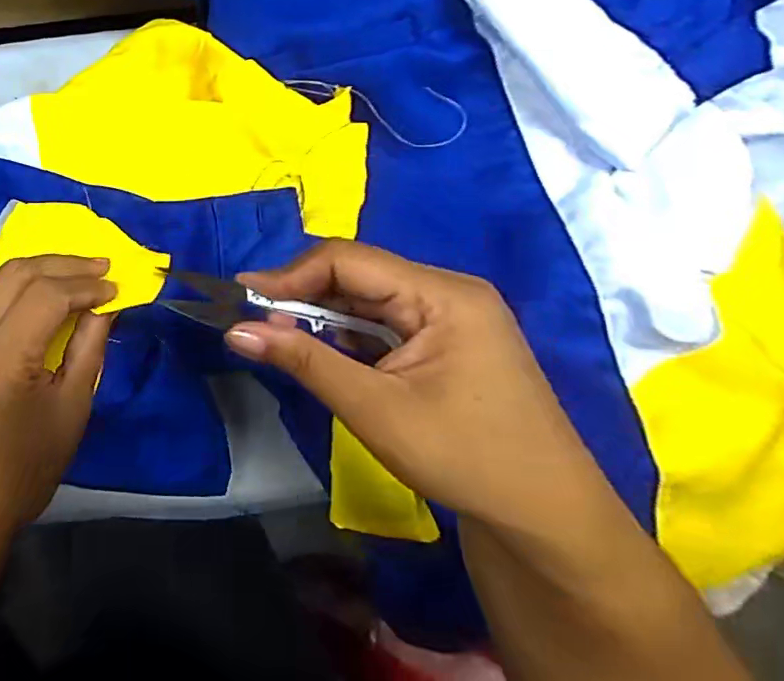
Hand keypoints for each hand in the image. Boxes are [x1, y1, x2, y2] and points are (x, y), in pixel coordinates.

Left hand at [0, 255, 117, 614]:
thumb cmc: (32, 461)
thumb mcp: (73, 404)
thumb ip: (90, 344)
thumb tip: (106, 300)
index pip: (43, 297)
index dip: (82, 285)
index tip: (114, 286)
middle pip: (16, 275)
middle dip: (63, 265)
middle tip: (101, 265)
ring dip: (42, 271)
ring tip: (81, 271)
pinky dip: (21, 289)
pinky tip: (49, 290)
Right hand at [220, 240, 614, 537]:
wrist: (549, 524)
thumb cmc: (465, 458)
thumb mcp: (373, 407)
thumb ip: (302, 360)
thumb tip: (234, 329)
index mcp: (444, 296)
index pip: (348, 260)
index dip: (289, 275)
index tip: (243, 298)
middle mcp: (448, 293)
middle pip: (355, 275)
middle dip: (301, 296)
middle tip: (254, 323)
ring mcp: (450, 317)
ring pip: (363, 299)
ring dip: (319, 316)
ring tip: (278, 339)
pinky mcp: (445, 342)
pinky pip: (380, 321)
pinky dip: (344, 334)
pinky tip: (320, 353)